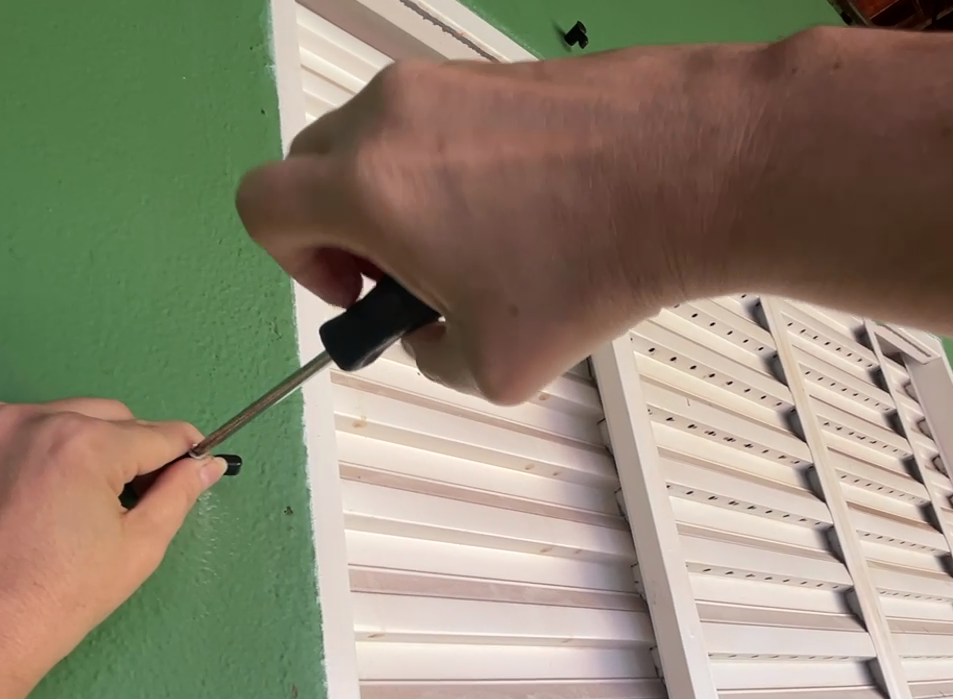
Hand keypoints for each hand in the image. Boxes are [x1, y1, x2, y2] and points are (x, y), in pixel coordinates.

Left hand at [0, 398, 224, 690]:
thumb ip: (178, 494)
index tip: (194, 469)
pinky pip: (16, 431)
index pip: (158, 433)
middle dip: (133, 450)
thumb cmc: (53, 600)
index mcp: (82, 444)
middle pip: (112, 417)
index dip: (185, 454)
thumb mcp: (138, 549)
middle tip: (132, 502)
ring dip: (86, 447)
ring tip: (78, 505)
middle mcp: (30, 421)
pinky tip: (37, 502)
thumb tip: (205, 466)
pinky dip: (40, 452)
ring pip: (63, 418)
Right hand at [236, 45, 761, 404]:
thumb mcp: (491, 369)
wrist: (689, 171)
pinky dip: (443, 177)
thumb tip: (423, 333)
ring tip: (476, 254)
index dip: (295, 264)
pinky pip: (430, 130)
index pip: (262, 208)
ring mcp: (440, 85)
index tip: (358, 292)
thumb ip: (427, 358)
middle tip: (408, 279)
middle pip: (310, 172)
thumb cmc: (587, 273)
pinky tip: (516, 217)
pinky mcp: (488, 74)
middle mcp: (389, 119)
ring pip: (372, 149)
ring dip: (395, 207)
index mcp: (370, 188)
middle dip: (342, 236)